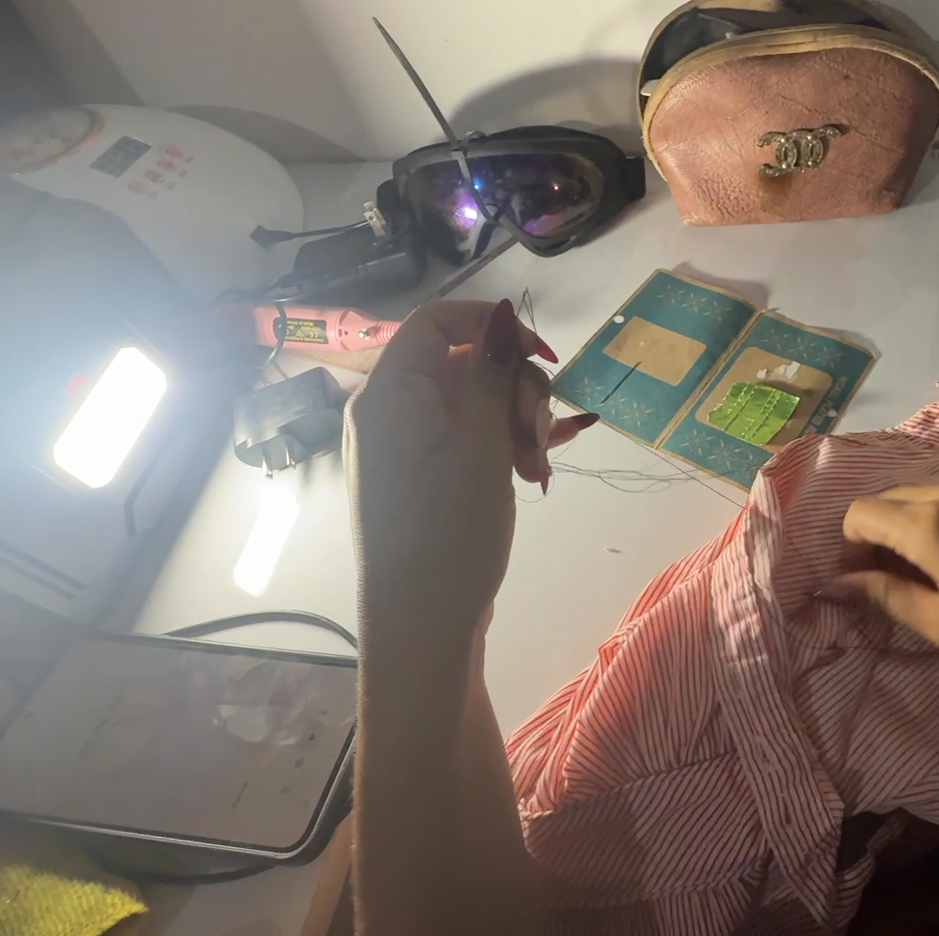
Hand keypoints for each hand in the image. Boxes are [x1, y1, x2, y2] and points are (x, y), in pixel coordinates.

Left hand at [345, 299, 595, 627]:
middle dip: (516, 390)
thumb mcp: (479, 448)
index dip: (492, 325)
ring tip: (537, 466)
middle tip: (536, 435)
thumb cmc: (447, 533)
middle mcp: (398, 411)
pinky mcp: (437, 473)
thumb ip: (492, 374)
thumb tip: (505, 311)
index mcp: (392, 395)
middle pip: (469, 362)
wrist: (424, 626)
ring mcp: (418, 445)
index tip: (541, 356)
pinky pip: (479, 436)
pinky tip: (547, 458)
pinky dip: (512, 442)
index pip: (437, 321)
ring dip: (521, 423)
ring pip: (482, 401)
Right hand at [836, 479, 938, 678]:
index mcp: (929, 524)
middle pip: (885, 499)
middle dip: (875, 535)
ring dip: (905, 526)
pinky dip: (936, 518)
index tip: (865, 582)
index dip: (850, 547)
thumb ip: (889, 596)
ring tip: (929, 572)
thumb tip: (842, 583)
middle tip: (893, 582)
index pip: (860, 513)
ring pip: (916, 495)